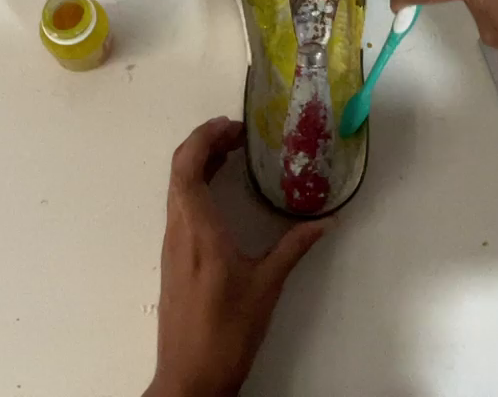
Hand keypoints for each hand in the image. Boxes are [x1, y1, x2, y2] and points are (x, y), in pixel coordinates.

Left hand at [146, 117, 330, 396]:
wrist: (189, 380)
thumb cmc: (228, 331)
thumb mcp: (267, 287)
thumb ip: (294, 247)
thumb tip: (325, 221)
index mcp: (198, 229)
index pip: (187, 166)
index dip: (205, 137)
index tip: (233, 126)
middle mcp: (178, 229)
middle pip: (180, 168)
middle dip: (204, 141)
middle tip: (237, 133)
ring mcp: (172, 243)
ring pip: (178, 186)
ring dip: (200, 161)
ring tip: (233, 152)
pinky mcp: (173, 256)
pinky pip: (181, 204)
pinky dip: (198, 184)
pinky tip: (223, 189)